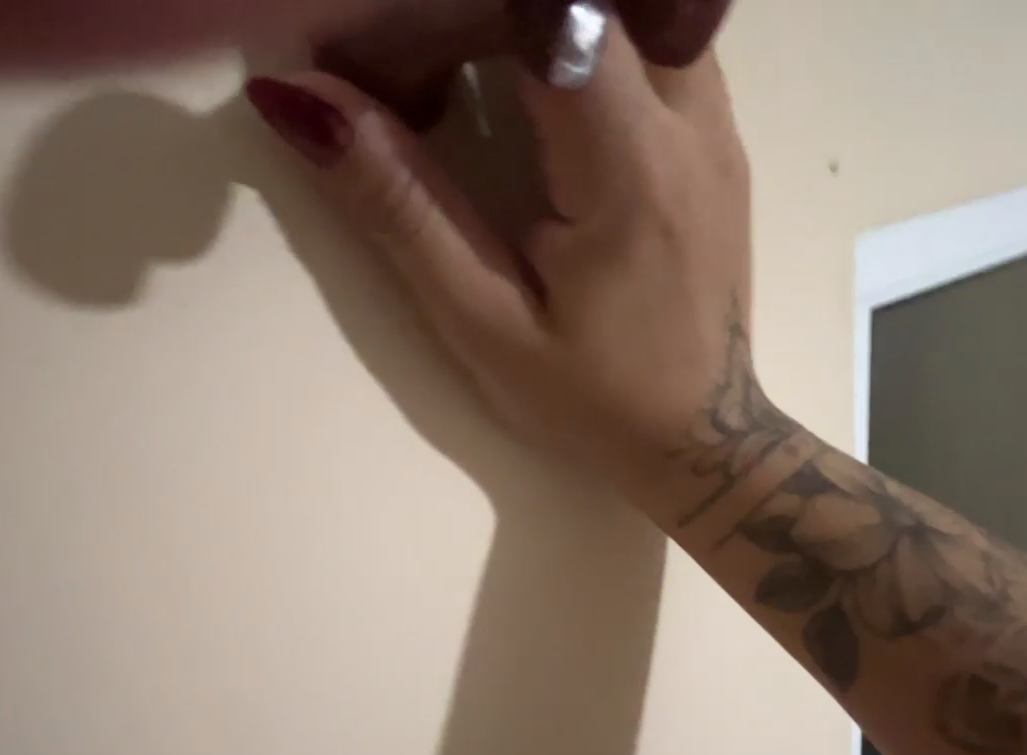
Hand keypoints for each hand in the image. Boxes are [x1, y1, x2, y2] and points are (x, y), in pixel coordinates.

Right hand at [247, 7, 752, 507]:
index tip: (391, 63)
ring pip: (634, 9)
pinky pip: (658, 42)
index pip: (548, 7)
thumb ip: (405, 212)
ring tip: (477, 75)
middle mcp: (693, 123)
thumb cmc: (594, 404)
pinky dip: (589, 41)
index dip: (452, 11)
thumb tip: (305, 101)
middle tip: (426, 72)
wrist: (697, 439)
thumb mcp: (486, 328)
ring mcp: (718, 128)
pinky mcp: (721, 144)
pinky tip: (543, 98)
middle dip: (492, 11)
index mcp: (629, 168)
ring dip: (544, 20)